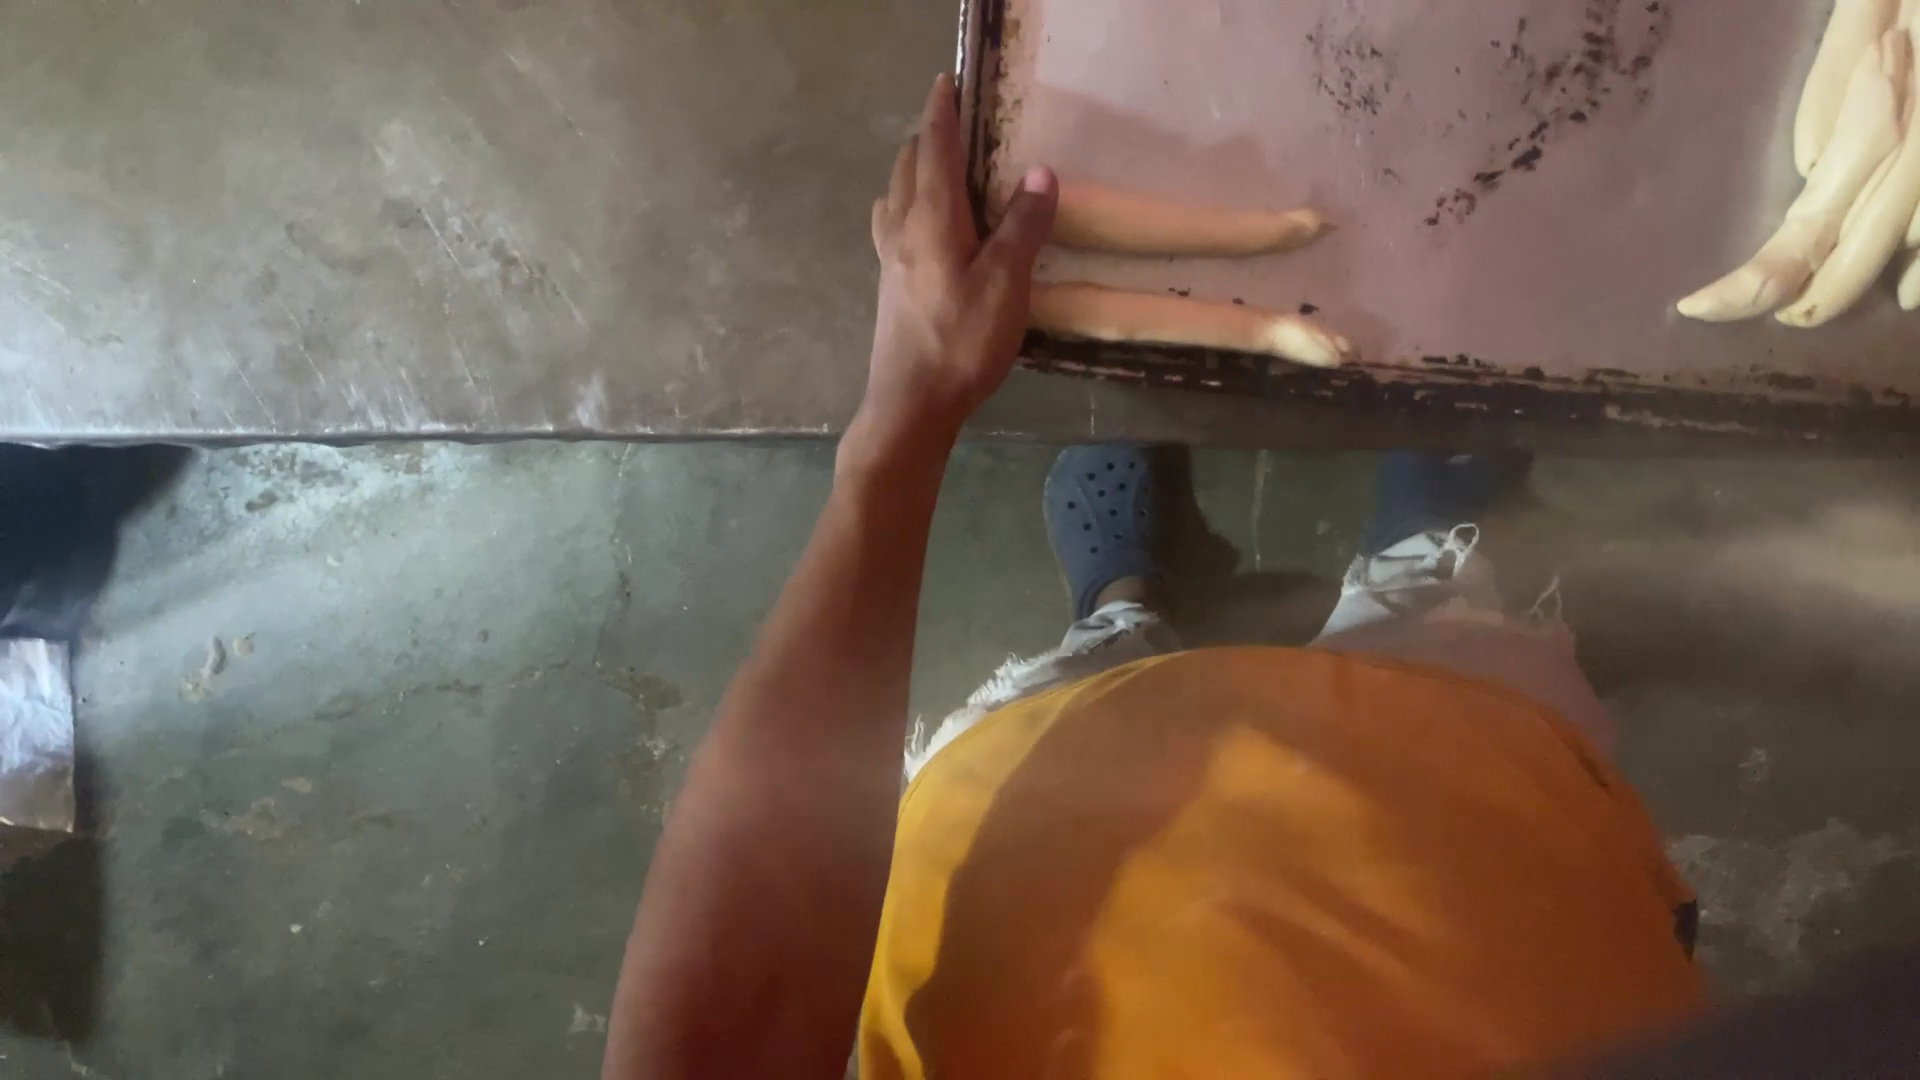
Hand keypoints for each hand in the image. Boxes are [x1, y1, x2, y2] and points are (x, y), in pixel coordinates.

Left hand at [853, 73, 1057, 453]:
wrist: (911, 405)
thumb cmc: (961, 343)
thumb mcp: (1005, 285)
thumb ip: (1023, 227)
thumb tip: (1039, 173)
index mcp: (931, 219)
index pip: (935, 147)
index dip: (944, 112)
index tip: (950, 82)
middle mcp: (902, 231)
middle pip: (907, 167)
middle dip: (927, 138)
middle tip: (954, 127)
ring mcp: (888, 262)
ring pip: (894, 198)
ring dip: (912, 173)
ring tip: (937, 172)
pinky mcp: (887, 291)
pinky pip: (891, 229)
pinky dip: (904, 208)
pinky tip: (917, 231)